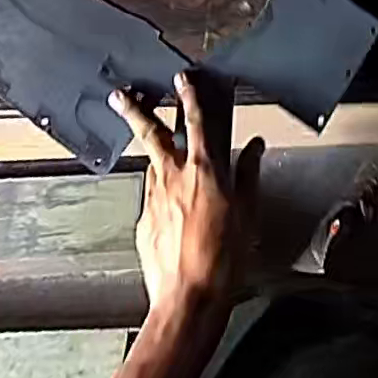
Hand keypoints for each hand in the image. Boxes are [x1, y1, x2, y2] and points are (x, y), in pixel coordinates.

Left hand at [110, 72, 266, 308]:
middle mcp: (173, 175)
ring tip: (152, 150)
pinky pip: (151, 196)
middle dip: (134, 110)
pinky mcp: (143, 218)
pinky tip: (168, 206)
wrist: (188, 298)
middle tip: (121, 95)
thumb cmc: (222, 260)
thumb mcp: (248, 213)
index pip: (195, 121)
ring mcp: (154, 195)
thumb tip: (256, 149)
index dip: (189, 96)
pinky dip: (159, 193)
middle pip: (150, 132)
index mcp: (202, 170)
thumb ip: (250, 174)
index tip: (182, 79)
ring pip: (149, 163)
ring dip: (150, 154)